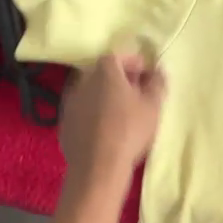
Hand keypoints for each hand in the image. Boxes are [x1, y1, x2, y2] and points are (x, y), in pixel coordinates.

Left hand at [59, 51, 165, 192]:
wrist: (98, 166)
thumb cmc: (130, 130)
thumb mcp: (153, 106)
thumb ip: (157, 83)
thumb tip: (158, 71)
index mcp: (105, 70)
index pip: (120, 56)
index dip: (136, 63)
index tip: (148, 76)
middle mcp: (83, 79)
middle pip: (103, 73)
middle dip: (120, 79)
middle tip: (136, 94)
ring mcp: (70, 101)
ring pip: (91, 92)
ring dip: (105, 97)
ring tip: (121, 112)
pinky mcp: (64, 122)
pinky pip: (83, 110)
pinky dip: (94, 113)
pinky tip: (105, 129)